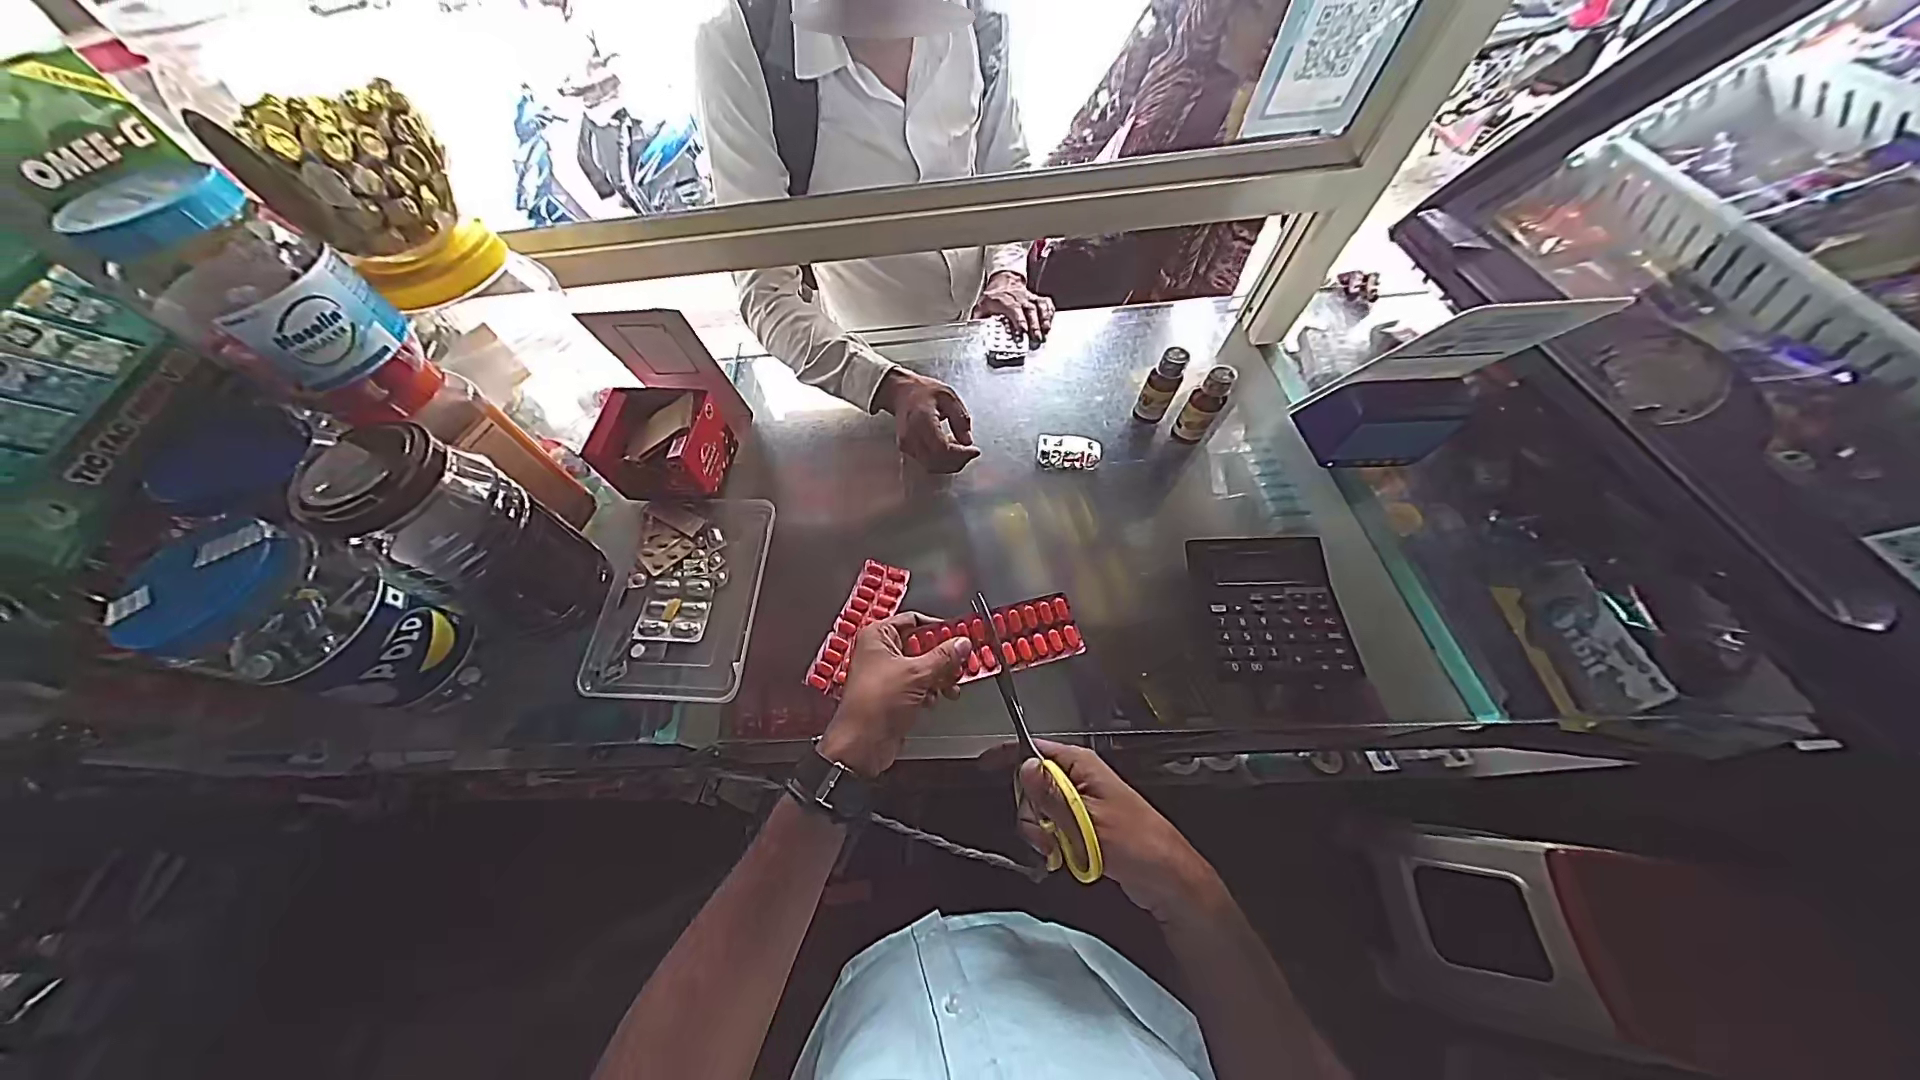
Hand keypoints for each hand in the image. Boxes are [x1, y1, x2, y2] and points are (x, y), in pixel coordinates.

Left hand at [822, 612, 972, 775]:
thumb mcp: (916, 674)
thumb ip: (943, 656)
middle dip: (944, 655)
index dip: (938, 627)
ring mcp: (887, 674)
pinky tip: (939, 697)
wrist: (862, 745)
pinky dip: (932, 689)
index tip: (960, 633)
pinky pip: (920, 684)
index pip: (914, 620)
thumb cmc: (873, 705)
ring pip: (923, 666)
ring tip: (953, 683)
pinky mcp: (894, 694)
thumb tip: (961, 643)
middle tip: (963, 659)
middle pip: (921, 644)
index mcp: (878, 636)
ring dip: (941, 675)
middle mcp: (881, 652)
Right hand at [874, 368, 979, 473]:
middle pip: (936, 461)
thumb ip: (960, 418)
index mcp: (921, 418)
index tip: (974, 450)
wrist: (901, 392)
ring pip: (932, 466)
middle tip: (970, 451)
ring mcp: (906, 444)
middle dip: (958, 461)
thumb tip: (967, 441)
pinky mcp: (906, 450)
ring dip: (950, 462)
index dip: (960, 454)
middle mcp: (911, 434)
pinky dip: (941, 461)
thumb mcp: (949, 397)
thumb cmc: (923, 391)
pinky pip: (927, 463)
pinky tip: (948, 447)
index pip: (941, 448)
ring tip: (958, 445)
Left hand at [975, 271, 1054, 342]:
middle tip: (1036, 337)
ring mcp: (1029, 297)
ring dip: (1044, 318)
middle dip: (1034, 324)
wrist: (1004, 281)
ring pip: (1039, 305)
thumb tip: (977, 330)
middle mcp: (1018, 297)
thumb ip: (979, 319)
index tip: (1022, 330)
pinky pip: (1046, 303)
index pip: (1013, 308)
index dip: (1018, 319)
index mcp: (1002, 300)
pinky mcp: (1036, 298)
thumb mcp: (981, 307)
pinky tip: (1049, 322)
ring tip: (1046, 330)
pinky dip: (1049, 312)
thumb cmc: (993, 298)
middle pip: (1029, 309)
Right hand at [1017, 739, 1221, 920]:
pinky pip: (1052, 829)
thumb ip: (1052, 794)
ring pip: (1039, 811)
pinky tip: (1066, 856)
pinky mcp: (1082, 825)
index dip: (1008, 757)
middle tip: (1047, 835)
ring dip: (1043, 834)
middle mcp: (1079, 778)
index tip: (984, 766)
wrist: (1167, 880)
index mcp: (1081, 764)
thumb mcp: (1087, 818)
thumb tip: (1024, 766)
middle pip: (1031, 785)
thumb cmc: (1136, 843)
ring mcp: (1080, 802)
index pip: (1035, 749)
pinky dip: (1053, 844)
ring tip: (1063, 850)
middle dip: (1032, 813)